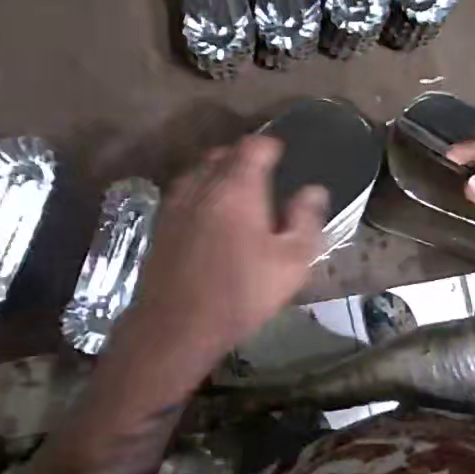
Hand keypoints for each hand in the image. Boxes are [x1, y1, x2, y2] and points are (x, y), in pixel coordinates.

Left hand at [114, 135, 327, 363]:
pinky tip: (209, 216)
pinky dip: (200, 192)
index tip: (283, 156)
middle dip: (244, 158)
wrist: (176, 327)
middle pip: (223, 153)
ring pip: (199, 171)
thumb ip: (305, 220)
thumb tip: (314, 190)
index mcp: (238, 188)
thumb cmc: (241, 294)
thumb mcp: (291, 263)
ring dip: (219, 173)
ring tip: (236, 193)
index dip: (271, 146)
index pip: (254, 147)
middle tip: (264, 176)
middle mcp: (203, 185)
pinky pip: (183, 192)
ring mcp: (177, 203)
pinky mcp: (160, 224)